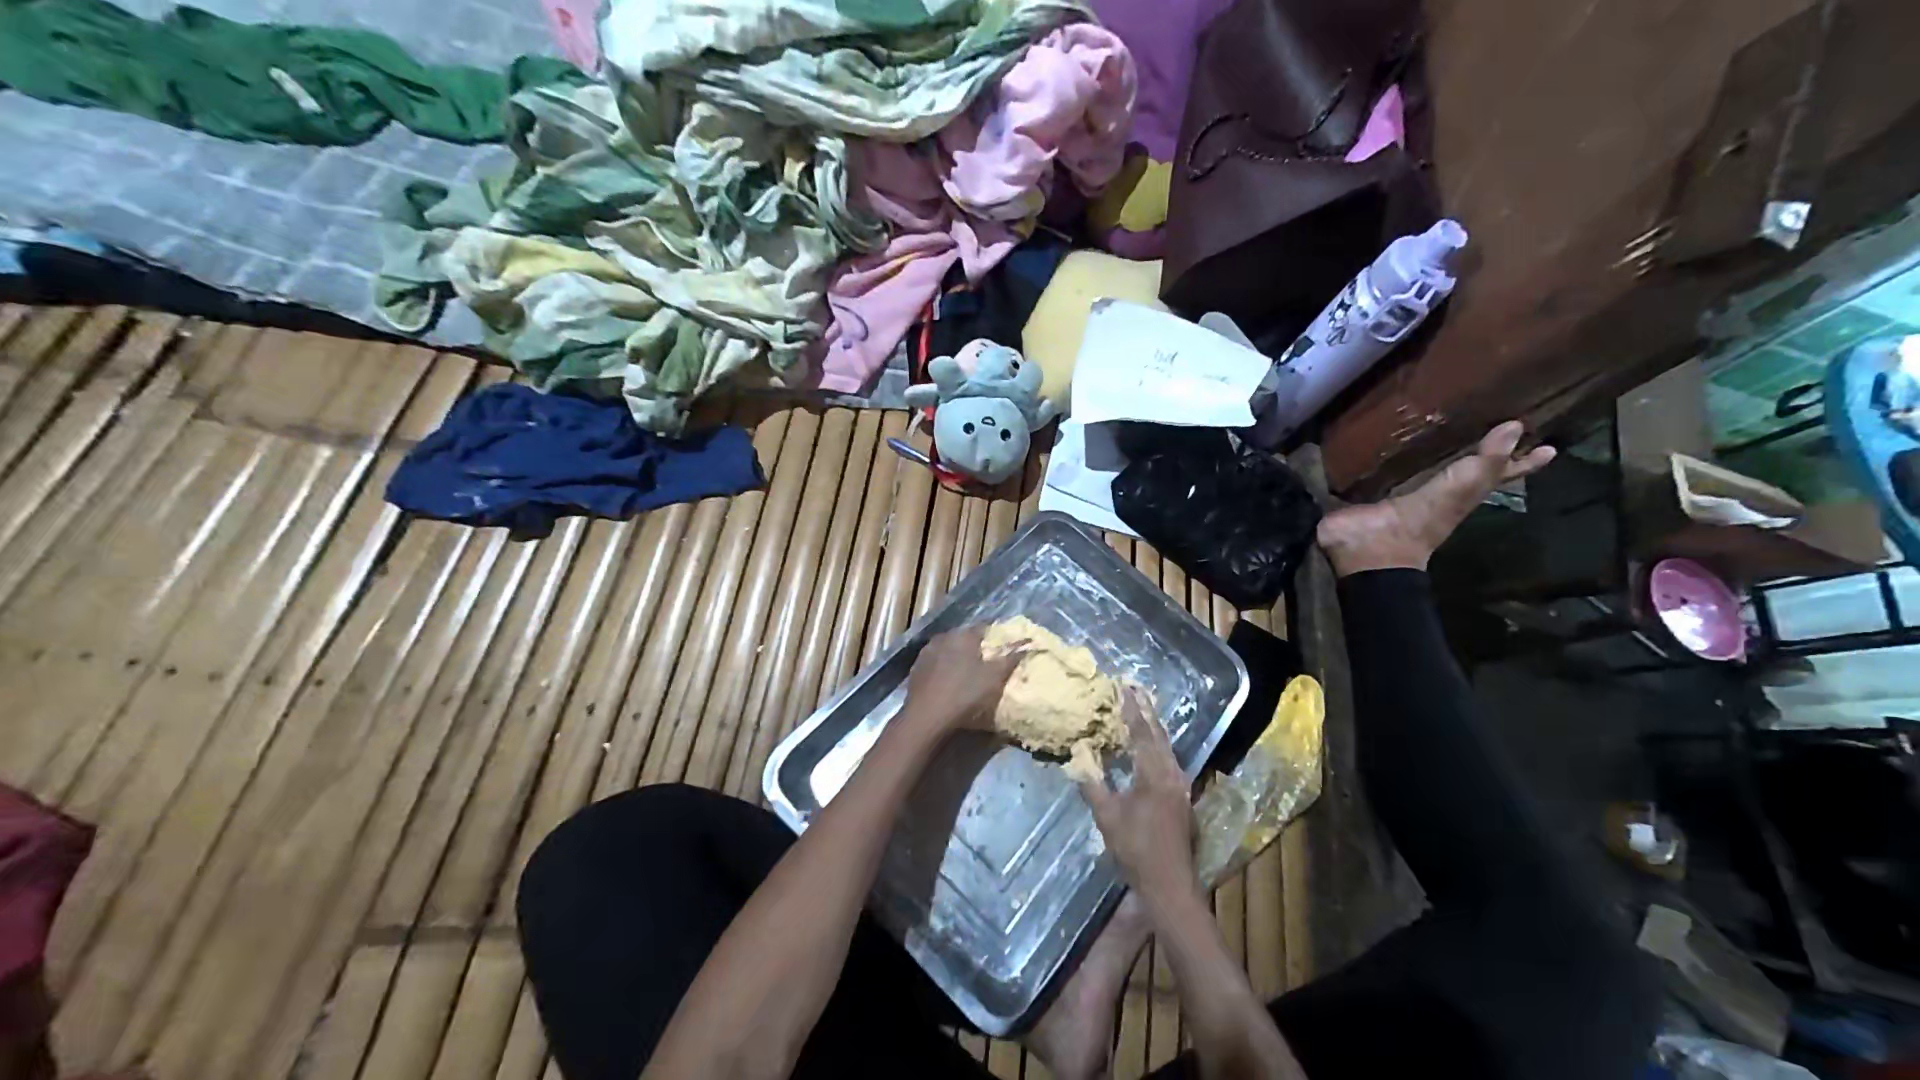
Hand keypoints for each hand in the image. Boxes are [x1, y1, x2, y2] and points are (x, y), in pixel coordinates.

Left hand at [901, 625, 1023, 733]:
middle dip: (976, 647)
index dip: (996, 637)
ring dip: (958, 657)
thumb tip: (1028, 642)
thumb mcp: (995, 677)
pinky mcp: (916, 668)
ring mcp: (927, 651)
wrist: (926, 716)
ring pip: (949, 649)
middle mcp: (943, 636)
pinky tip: (949, 682)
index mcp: (963, 635)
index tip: (1004, 648)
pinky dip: (944, 668)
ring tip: (969, 674)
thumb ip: (1011, 657)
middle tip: (988, 662)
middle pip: (965, 637)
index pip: (985, 628)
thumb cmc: (965, 693)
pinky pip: (936, 662)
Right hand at [1080, 690, 1197, 901]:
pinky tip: (1150, 746)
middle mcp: (1172, 773)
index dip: (1131, 708)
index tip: (1123, 685)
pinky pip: (1169, 760)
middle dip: (1146, 710)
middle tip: (1135, 687)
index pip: (1140, 732)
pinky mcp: (1182, 797)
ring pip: (1166, 747)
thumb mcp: (1107, 815)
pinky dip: (1157, 745)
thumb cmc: (1135, 849)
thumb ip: (1092, 782)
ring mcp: (1181, 786)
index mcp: (1154, 773)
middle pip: (1158, 734)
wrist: (1169, 884)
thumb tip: (1078, 754)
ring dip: (1153, 727)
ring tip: (1142, 708)